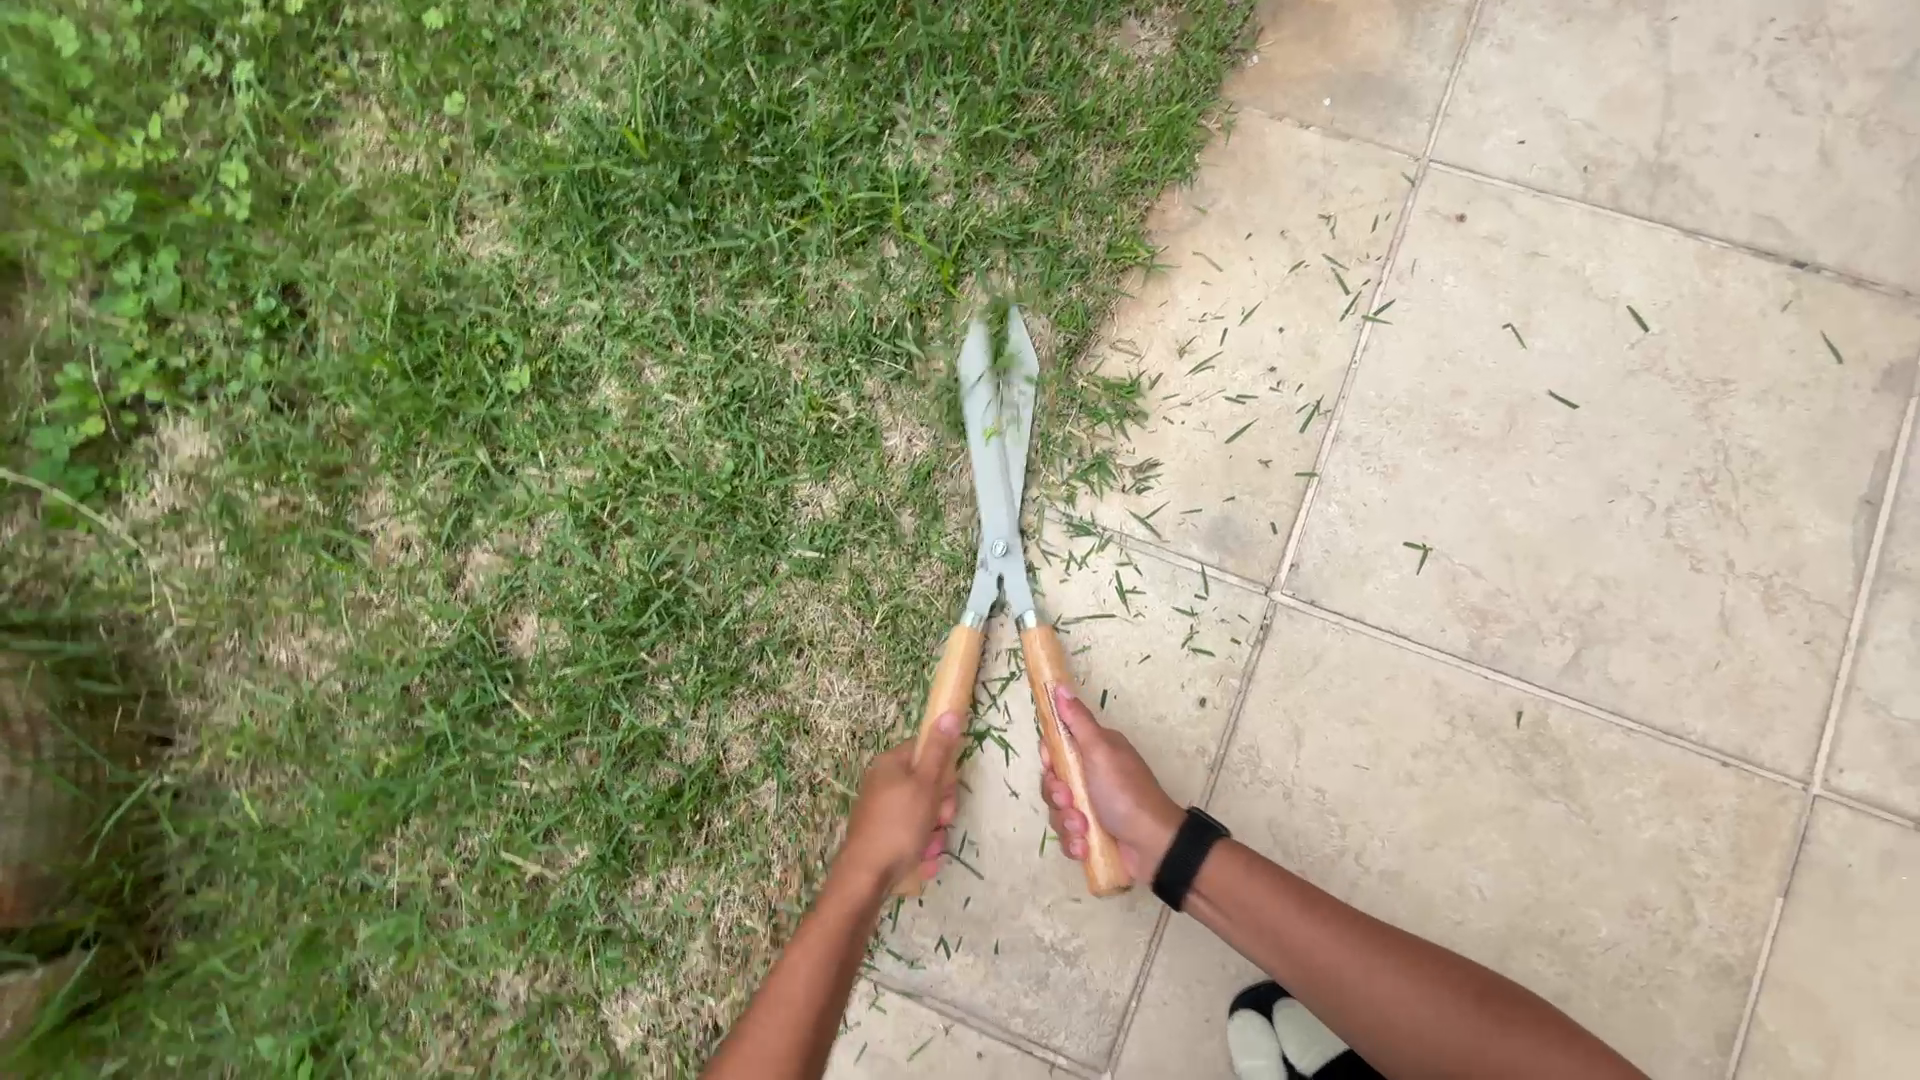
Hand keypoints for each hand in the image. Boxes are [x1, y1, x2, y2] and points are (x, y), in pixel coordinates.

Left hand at [836, 711, 962, 887]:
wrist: (866, 876)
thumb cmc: (898, 824)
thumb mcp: (926, 784)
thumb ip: (939, 750)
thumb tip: (949, 713)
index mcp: (891, 764)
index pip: (926, 751)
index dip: (943, 770)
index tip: (947, 788)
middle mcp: (884, 783)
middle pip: (928, 785)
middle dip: (941, 808)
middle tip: (940, 820)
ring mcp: (883, 812)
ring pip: (925, 815)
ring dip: (934, 833)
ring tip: (927, 847)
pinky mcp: (884, 836)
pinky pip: (913, 836)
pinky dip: (921, 849)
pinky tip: (920, 861)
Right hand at [1040, 686, 1183, 879]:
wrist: (1154, 845)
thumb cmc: (1126, 792)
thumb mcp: (1100, 751)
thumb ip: (1078, 721)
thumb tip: (1060, 687)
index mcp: (1094, 750)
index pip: (1056, 746)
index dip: (1049, 758)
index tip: (1053, 767)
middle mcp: (1091, 774)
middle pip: (1053, 780)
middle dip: (1057, 796)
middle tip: (1072, 802)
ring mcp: (1091, 804)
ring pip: (1057, 809)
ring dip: (1066, 822)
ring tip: (1083, 830)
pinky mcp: (1091, 832)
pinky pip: (1067, 835)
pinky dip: (1073, 842)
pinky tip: (1084, 846)